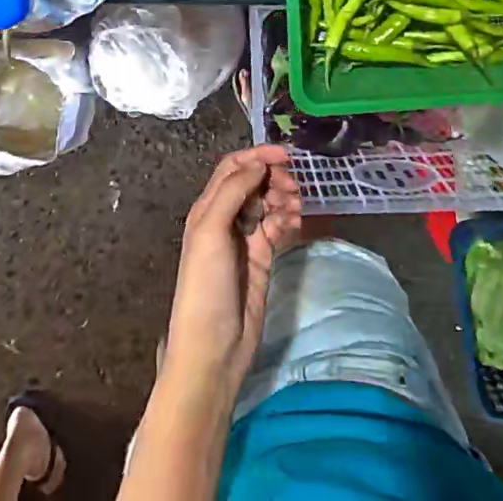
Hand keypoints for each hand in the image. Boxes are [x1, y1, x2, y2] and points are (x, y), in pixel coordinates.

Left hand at [162, 146, 302, 386]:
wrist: (213, 348)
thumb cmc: (206, 286)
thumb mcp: (211, 232)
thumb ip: (233, 192)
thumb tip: (258, 162)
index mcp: (207, 208)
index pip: (233, 168)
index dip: (257, 156)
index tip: (286, 155)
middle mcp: (225, 218)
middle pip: (253, 182)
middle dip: (274, 177)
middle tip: (294, 187)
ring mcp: (244, 238)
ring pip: (267, 203)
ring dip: (283, 197)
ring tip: (296, 207)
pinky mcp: (261, 258)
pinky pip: (277, 227)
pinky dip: (287, 220)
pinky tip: (295, 224)